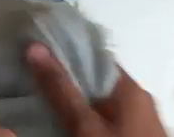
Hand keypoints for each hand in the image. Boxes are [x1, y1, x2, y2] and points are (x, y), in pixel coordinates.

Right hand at [24, 43, 165, 136]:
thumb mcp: (85, 128)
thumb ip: (60, 89)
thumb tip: (33, 45)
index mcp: (131, 89)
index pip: (93, 56)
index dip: (64, 51)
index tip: (36, 52)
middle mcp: (140, 102)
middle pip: (96, 80)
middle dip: (66, 79)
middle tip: (32, 77)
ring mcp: (141, 126)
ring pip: (101, 104)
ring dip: (76, 103)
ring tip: (43, 100)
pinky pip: (108, 123)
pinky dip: (87, 121)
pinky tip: (67, 126)